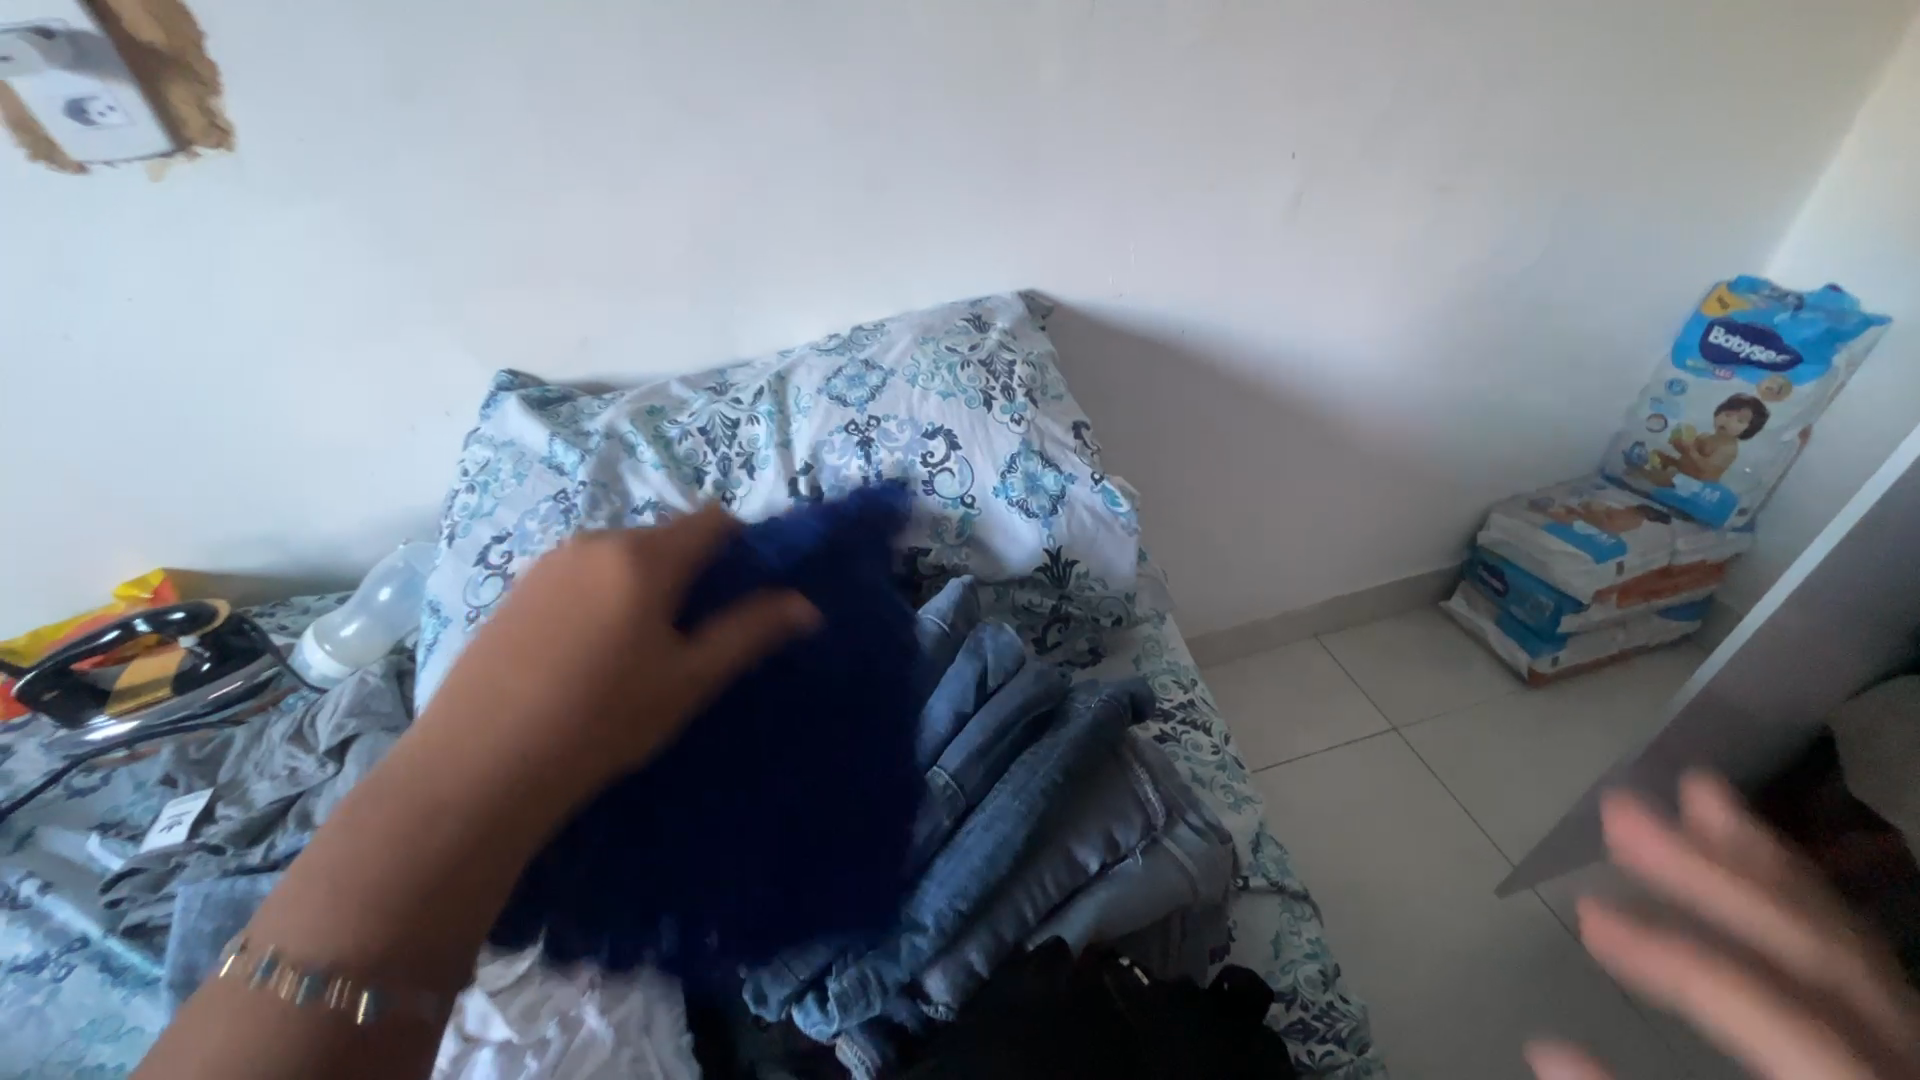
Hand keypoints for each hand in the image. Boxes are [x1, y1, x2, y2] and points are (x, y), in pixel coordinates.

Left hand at [413, 506, 819, 796]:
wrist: (479, 765)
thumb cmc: (602, 719)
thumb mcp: (689, 680)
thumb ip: (750, 632)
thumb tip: (807, 605)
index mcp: (643, 555)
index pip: (714, 521)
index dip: (743, 546)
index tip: (747, 592)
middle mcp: (595, 541)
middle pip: (666, 536)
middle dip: (694, 570)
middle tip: (696, 633)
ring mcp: (548, 563)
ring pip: (622, 555)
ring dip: (647, 583)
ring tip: (641, 648)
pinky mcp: (515, 588)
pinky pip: (582, 573)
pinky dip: (605, 594)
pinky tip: (590, 652)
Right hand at [1526, 772, 1919, 1079]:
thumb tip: (1543, 1048)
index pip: (1777, 1018)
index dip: (1677, 960)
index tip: (1585, 914)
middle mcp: (1911, 1058)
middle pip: (1823, 957)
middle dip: (1712, 873)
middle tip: (1619, 809)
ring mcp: (1916, 1041)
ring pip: (1850, 940)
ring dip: (1760, 858)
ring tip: (1694, 789)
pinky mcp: (1905, 1034)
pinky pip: (1855, 950)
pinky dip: (1794, 888)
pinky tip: (1749, 847)